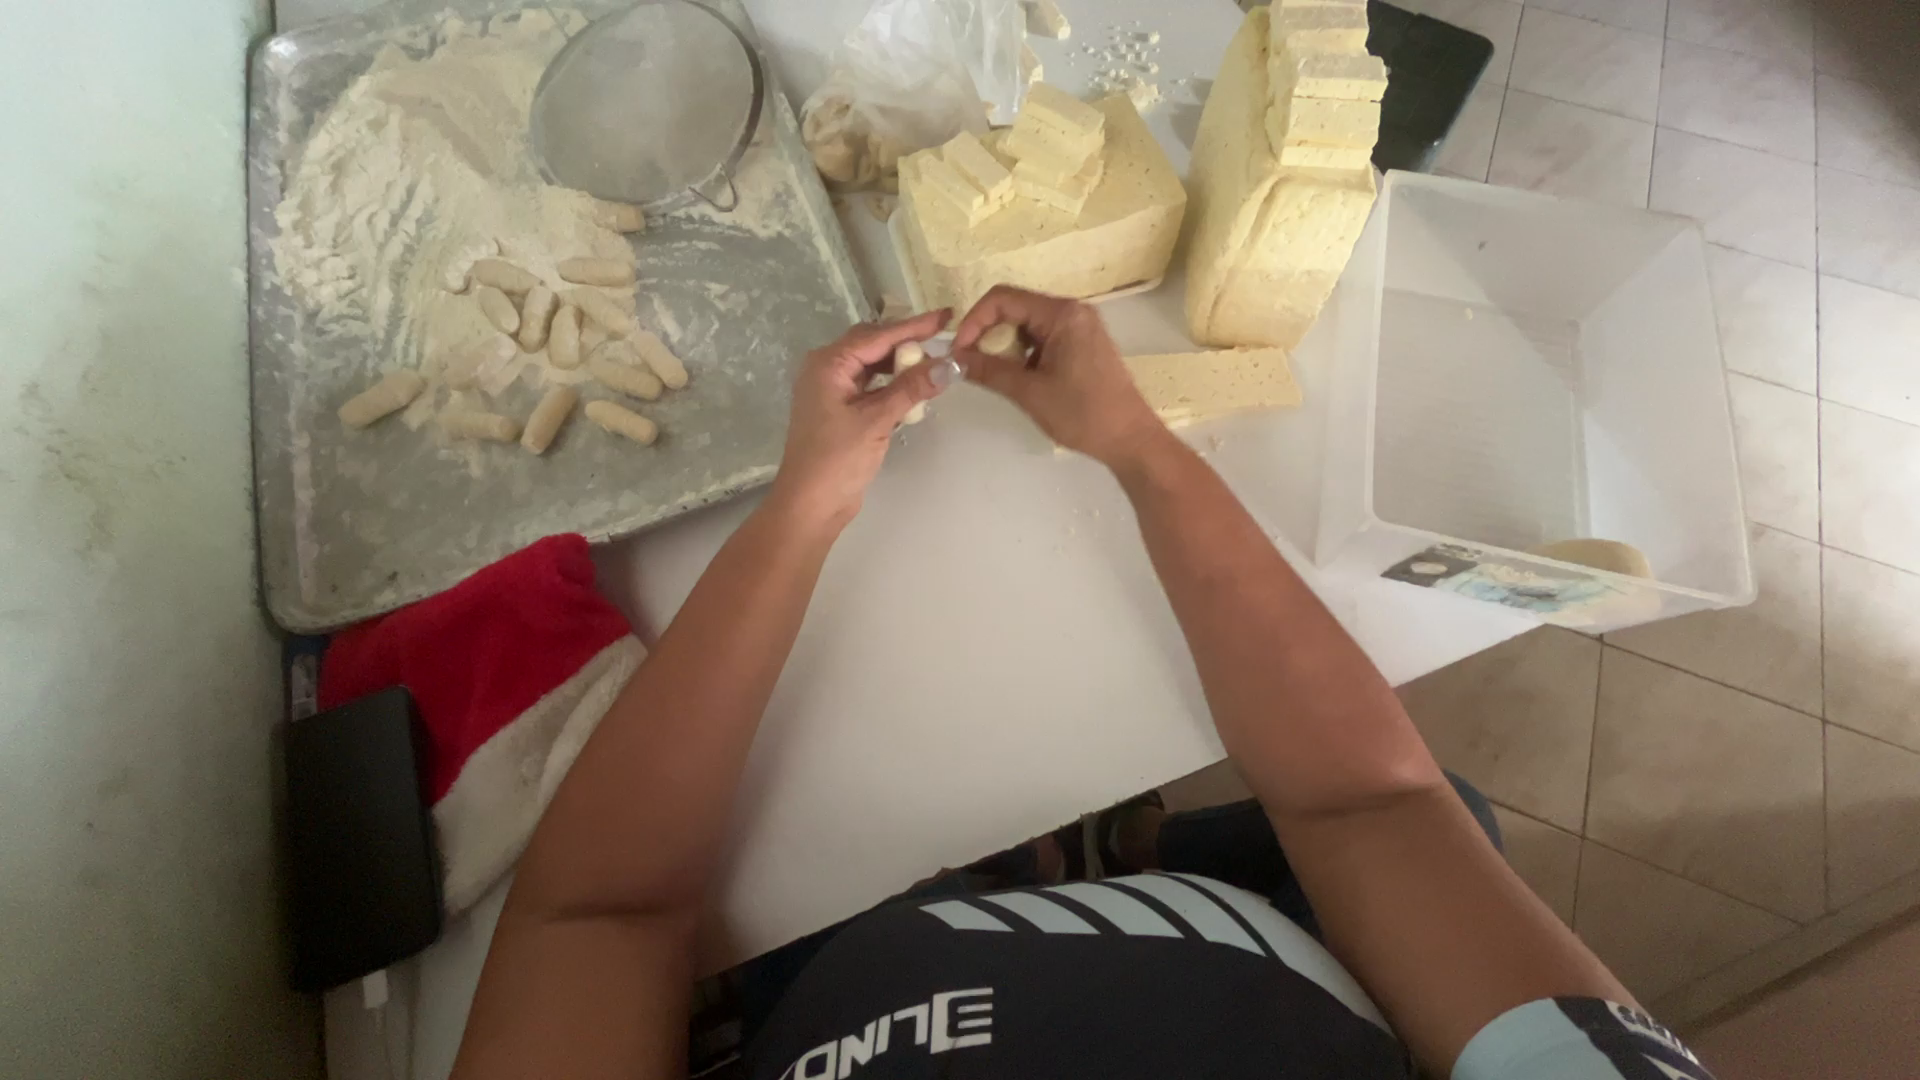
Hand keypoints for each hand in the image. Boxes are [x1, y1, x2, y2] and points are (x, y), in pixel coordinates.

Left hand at [769, 310, 960, 527]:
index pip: (878, 335)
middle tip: (942, 338)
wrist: (810, 504)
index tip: (945, 317)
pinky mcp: (841, 411)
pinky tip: (914, 389)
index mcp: (828, 364)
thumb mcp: (877, 420)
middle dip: (907, 341)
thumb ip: (912, 389)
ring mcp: (832, 391)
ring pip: (872, 366)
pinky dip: (892, 386)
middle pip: (873, 344)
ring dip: (900, 365)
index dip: (914, 326)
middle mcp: (827, 370)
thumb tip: (948, 364)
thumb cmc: (836, 460)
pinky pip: (871, 387)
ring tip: (932, 363)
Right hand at [951, 286, 1165, 467]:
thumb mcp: (1030, 392)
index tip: (959, 350)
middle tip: (971, 364)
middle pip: (1015, 309)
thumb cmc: (1083, 414)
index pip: (1003, 299)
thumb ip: (989, 371)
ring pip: (1027, 326)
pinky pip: (1043, 339)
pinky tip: (1018, 379)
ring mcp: (1079, 327)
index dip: (974, 321)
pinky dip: (1024, 354)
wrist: (1129, 438)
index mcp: (1062, 314)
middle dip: (988, 334)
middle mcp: (1072, 311)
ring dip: (1005, 346)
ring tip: (994, 375)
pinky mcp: (1082, 344)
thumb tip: (954, 360)